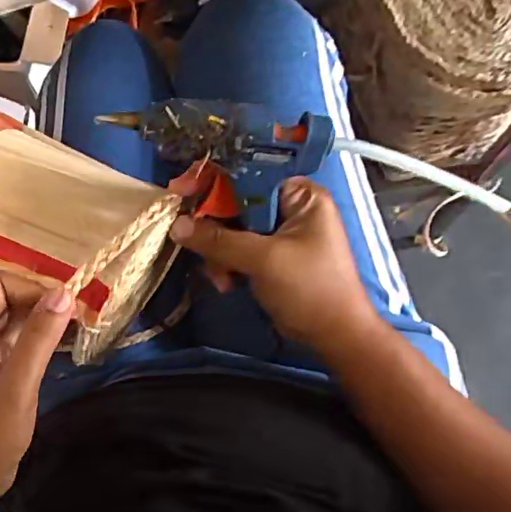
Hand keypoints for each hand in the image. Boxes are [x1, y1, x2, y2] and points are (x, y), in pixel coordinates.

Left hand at [0, 272, 74, 511]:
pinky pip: (14, 344)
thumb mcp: (15, 391)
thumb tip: (64, 293)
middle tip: (81, 318)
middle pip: (4, 298)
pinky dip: (38, 341)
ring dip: (43, 320)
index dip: (32, 288)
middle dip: (41, 300)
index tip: (69, 306)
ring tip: (78, 331)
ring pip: (11, 321)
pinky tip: (62, 348)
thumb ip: (37, 340)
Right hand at [169, 178, 383, 352]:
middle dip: (216, 232)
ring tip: (224, 280)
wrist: (334, 336)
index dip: (214, 182)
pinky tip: (229, 285)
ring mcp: (281, 236)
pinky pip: (239, 252)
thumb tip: (177, 225)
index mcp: (301, 196)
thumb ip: (219, 240)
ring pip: (233, 232)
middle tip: (199, 250)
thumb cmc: (309, 288)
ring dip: (220, 255)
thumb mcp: (263, 260)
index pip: (249, 175)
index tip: (181, 192)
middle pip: (236, 205)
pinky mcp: (272, 260)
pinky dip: (229, 267)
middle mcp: (291, 209)